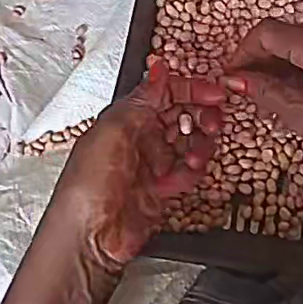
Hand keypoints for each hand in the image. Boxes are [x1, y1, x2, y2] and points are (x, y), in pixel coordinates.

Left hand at [52, 59, 223, 279]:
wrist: (88, 237)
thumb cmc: (88, 185)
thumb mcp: (114, 132)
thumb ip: (142, 98)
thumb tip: (159, 67)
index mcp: (125, 118)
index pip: (164, 93)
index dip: (190, 90)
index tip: (214, 94)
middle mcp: (140, 137)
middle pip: (181, 115)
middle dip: (201, 116)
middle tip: (213, 123)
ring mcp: (152, 163)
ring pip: (190, 142)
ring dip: (200, 144)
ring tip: (198, 154)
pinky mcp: (162, 189)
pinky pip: (188, 170)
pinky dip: (194, 169)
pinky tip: (190, 171)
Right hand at [224, 20, 302, 179]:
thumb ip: (266, 93)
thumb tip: (233, 80)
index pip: (267, 33)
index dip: (242, 54)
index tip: (230, 78)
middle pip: (280, 35)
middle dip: (256, 60)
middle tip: (242, 92)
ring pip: (293, 44)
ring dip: (273, 66)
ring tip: (262, 99)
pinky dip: (292, 70)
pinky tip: (285, 95)